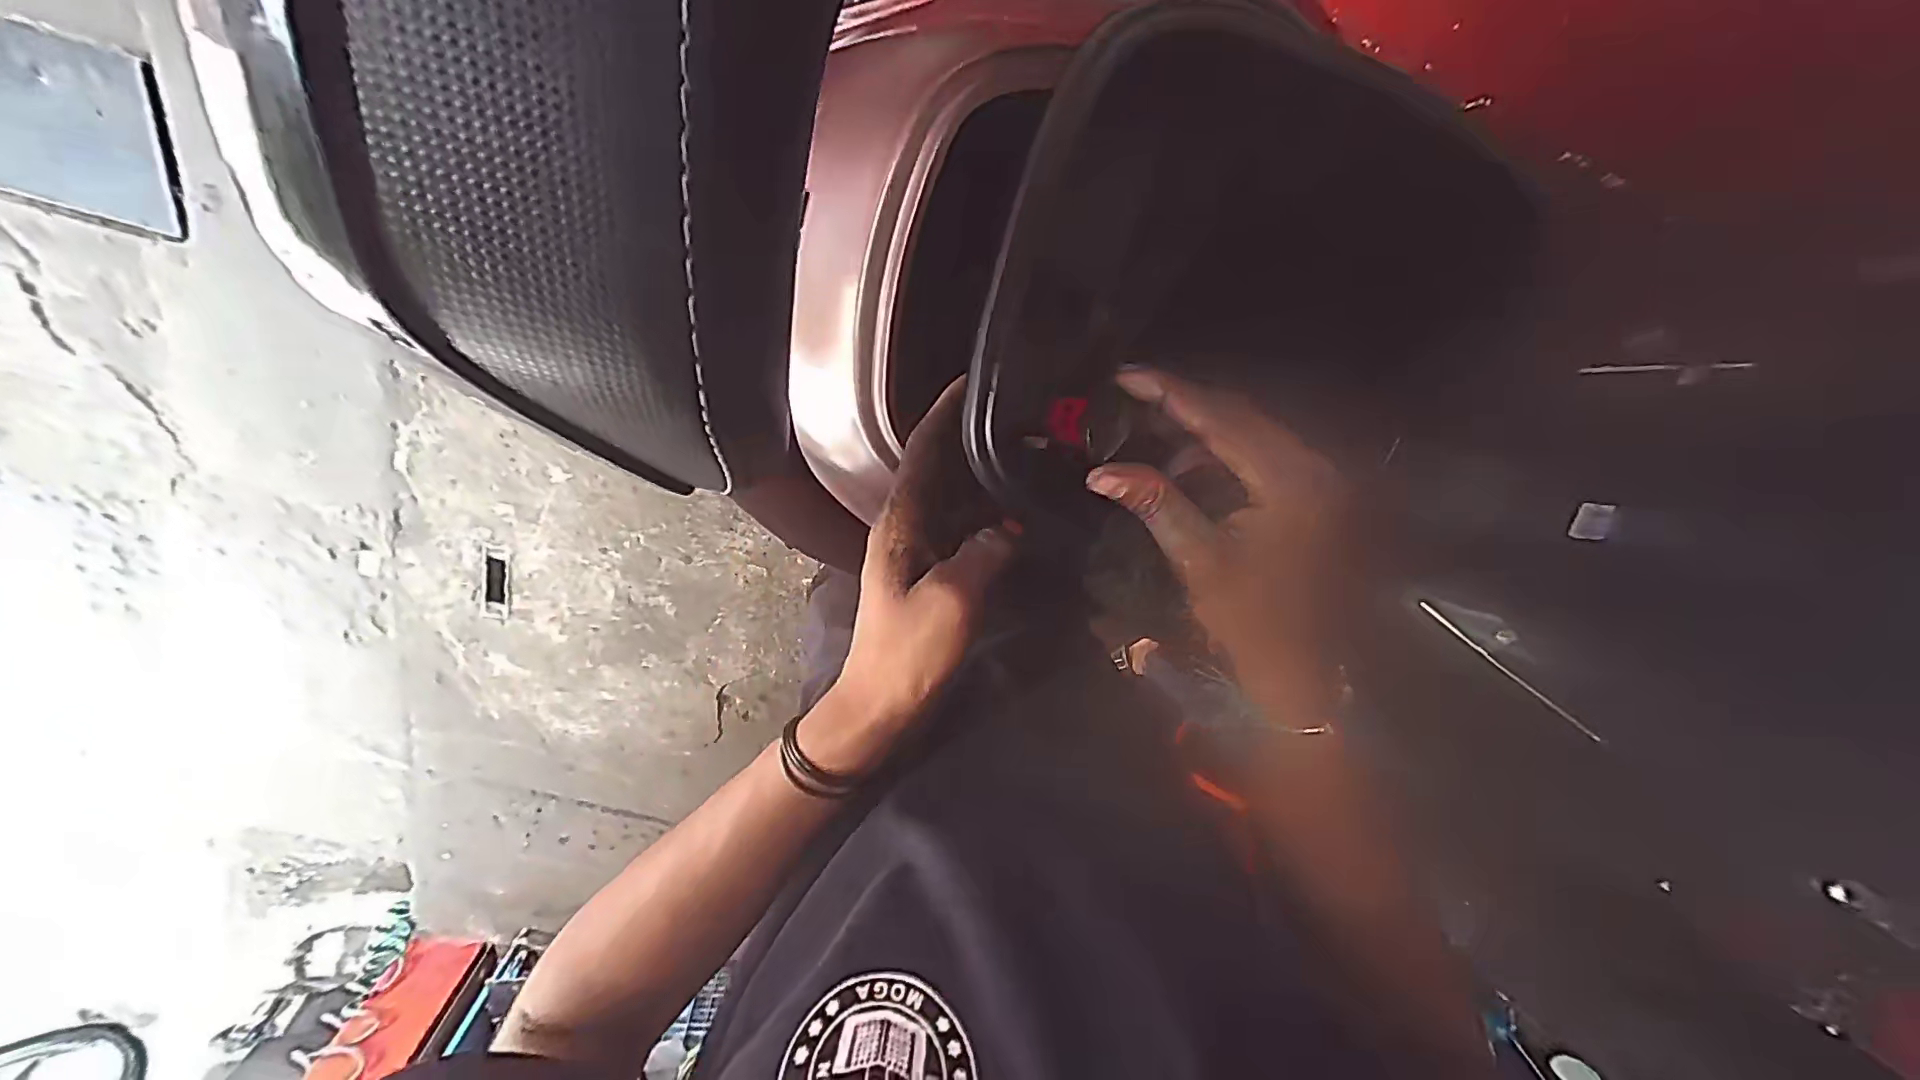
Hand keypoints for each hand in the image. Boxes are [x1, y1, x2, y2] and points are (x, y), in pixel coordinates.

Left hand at [811, 379, 1016, 768]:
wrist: (883, 702)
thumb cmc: (909, 651)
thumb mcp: (951, 600)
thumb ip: (984, 553)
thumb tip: (1010, 524)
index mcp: (901, 522)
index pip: (922, 452)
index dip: (944, 414)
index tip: (972, 381)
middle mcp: (907, 526)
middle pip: (940, 468)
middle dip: (972, 439)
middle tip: (1021, 418)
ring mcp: (919, 549)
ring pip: (954, 498)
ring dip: (984, 475)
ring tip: (1027, 453)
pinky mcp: (934, 571)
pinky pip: (964, 528)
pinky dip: (989, 513)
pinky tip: (1018, 509)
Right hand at [1085, 368, 1343, 714]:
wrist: (1307, 674)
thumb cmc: (1255, 623)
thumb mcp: (1199, 559)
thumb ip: (1156, 504)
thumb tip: (1102, 473)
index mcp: (1290, 480)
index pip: (1222, 420)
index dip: (1170, 393)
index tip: (1126, 376)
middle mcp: (1313, 468)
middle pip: (1240, 416)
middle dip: (1183, 405)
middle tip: (1132, 397)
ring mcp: (1317, 483)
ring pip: (1250, 435)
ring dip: (1200, 433)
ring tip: (1151, 439)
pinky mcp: (1311, 498)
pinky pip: (1260, 458)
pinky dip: (1220, 457)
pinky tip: (1187, 470)